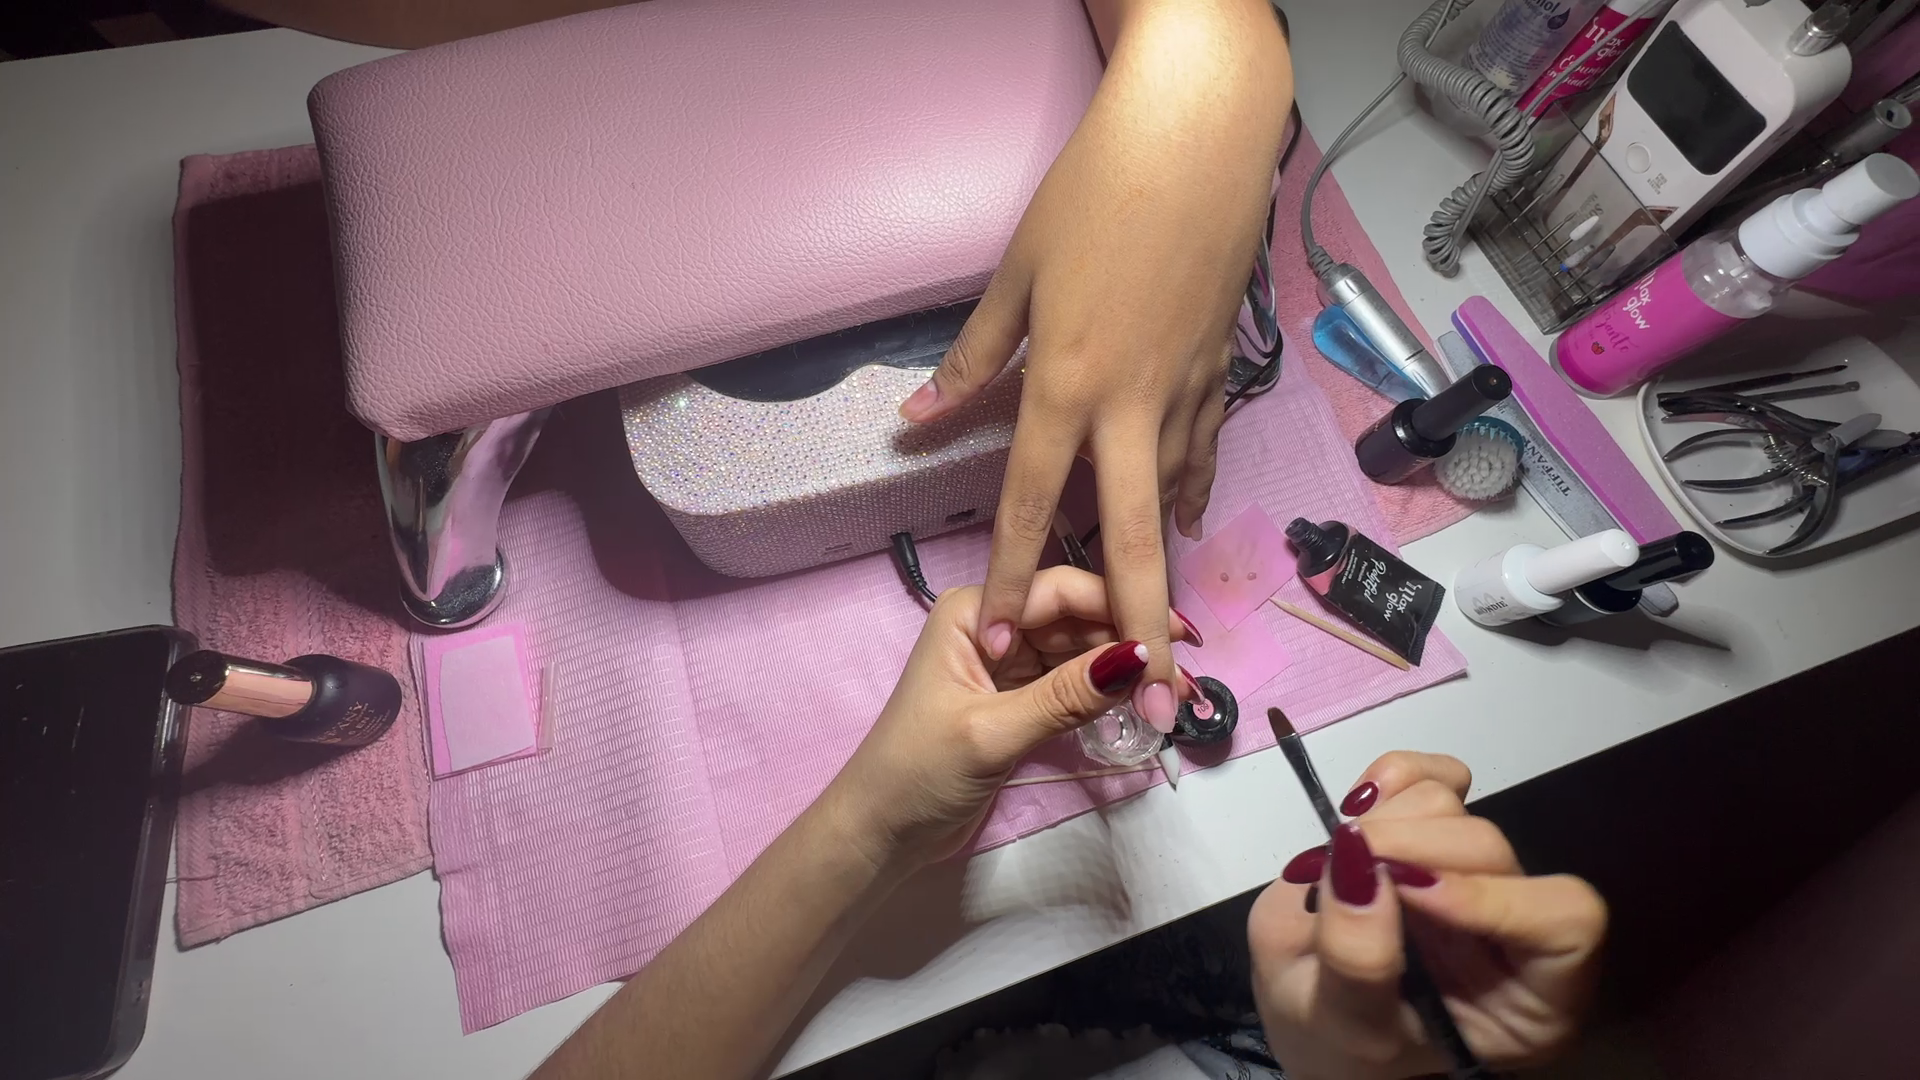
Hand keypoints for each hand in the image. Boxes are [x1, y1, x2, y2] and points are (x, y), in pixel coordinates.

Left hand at [830, 566, 1195, 867]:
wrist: (882, 831)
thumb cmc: (919, 772)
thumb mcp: (993, 732)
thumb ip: (1064, 696)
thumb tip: (1140, 660)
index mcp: (974, 611)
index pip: (1058, 593)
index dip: (1119, 608)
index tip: (1178, 635)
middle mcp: (994, 624)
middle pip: (1075, 620)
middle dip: (1129, 643)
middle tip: (1185, 674)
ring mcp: (1007, 661)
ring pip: (1079, 651)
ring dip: (1123, 670)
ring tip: (1175, 692)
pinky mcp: (1018, 695)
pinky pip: (1070, 682)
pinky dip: (1103, 692)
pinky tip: (1140, 700)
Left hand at [899, 0, 1291, 734]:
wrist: (1200, 135)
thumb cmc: (1094, 197)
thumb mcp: (1018, 275)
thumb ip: (971, 361)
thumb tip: (916, 420)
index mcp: (1067, 386)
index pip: (1030, 501)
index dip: (1012, 575)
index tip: (1004, 640)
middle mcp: (1130, 407)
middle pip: (1132, 535)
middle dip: (1140, 623)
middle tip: (1154, 694)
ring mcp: (1185, 393)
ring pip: (1171, 498)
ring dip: (1163, 561)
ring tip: (1161, 623)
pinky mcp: (1220, 373)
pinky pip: (1202, 451)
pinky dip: (1189, 491)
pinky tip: (1182, 518)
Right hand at [1248, 752, 1606, 1079]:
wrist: (1299, 1002)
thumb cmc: (1331, 1035)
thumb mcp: (1342, 1019)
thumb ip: (1358, 957)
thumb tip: (1357, 860)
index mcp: (1528, 1000)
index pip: (1562, 924)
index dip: (1488, 896)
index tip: (1402, 890)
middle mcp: (1509, 928)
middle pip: (1492, 849)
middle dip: (1410, 845)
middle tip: (1342, 858)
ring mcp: (1463, 870)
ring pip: (1451, 805)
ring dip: (1384, 817)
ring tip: (1338, 852)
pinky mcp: (1421, 829)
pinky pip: (1429, 774)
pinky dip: (1391, 773)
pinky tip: (1358, 804)